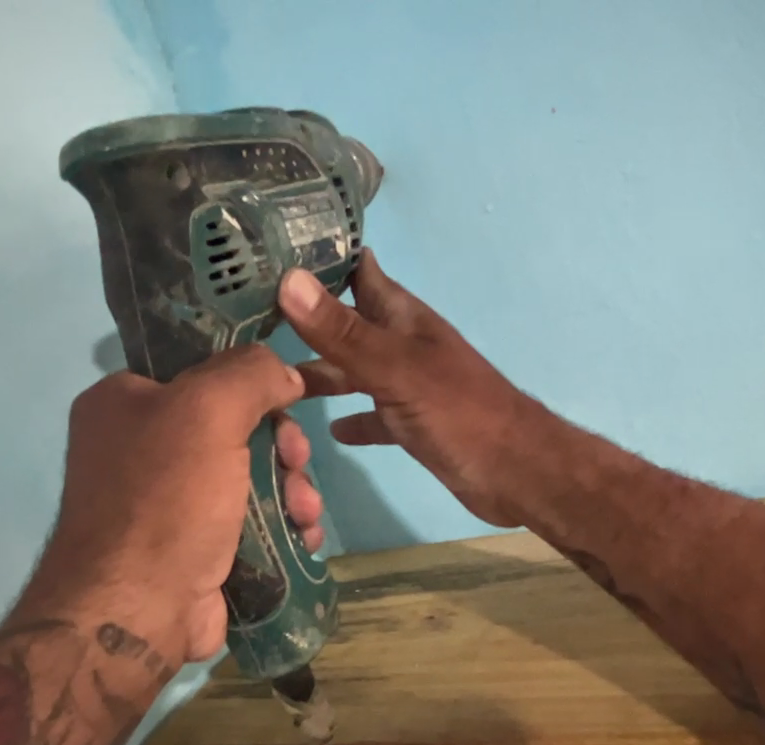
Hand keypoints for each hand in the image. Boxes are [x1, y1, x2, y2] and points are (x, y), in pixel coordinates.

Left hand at [19, 345, 321, 662]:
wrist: (142, 609)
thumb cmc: (167, 499)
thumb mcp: (208, 410)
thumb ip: (251, 373)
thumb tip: (288, 374)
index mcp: (126, 403)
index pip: (202, 373)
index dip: (253, 385)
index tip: (289, 403)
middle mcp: (143, 449)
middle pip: (239, 428)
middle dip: (284, 447)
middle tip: (299, 464)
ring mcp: (172, 503)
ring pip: (255, 477)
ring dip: (293, 490)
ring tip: (305, 513)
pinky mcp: (200, 547)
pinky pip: (255, 521)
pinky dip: (285, 525)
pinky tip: (303, 536)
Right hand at [278, 253, 539, 526]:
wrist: (516, 473)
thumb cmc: (461, 414)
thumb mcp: (396, 369)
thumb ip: (344, 332)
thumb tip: (287, 279)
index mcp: (403, 318)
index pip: (357, 270)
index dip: (317, 257)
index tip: (263, 251)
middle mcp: (404, 345)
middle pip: (348, 323)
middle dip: (306, 319)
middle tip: (247, 322)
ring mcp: (409, 387)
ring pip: (356, 371)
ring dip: (322, 374)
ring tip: (273, 381)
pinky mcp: (414, 426)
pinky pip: (375, 417)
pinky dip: (353, 419)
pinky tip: (328, 431)